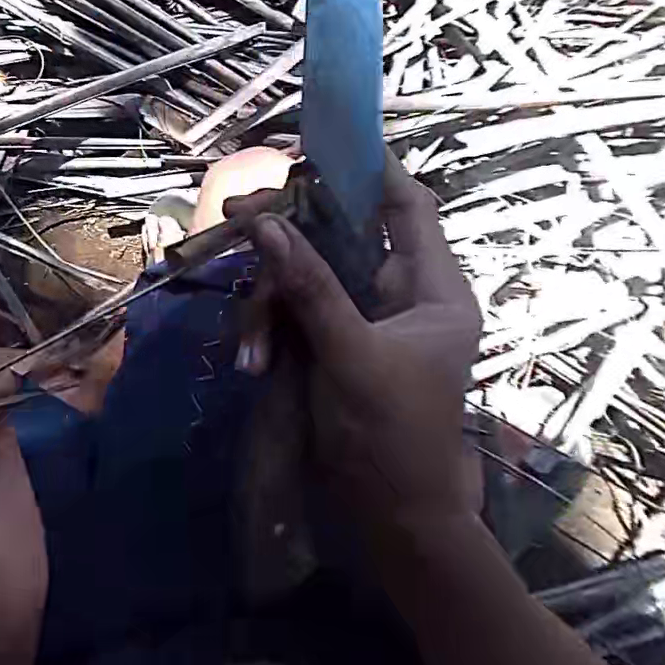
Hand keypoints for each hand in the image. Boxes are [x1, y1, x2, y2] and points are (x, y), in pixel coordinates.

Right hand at [235, 154, 482, 538]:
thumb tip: (265, 223)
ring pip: (302, 270)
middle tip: (236, 214)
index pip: (408, 207)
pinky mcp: (325, 336)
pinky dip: (266, 323)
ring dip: (268, 296)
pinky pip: (288, 306)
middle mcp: (393, 291)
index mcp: (429, 289)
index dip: (371, 169)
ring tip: (252, 346)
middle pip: (338, 232)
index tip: (318, 145)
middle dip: (287, 228)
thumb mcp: (351, 356)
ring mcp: (356, 314)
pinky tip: (254, 360)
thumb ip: (310, 287)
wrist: (386, 518)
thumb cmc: (392, 436)